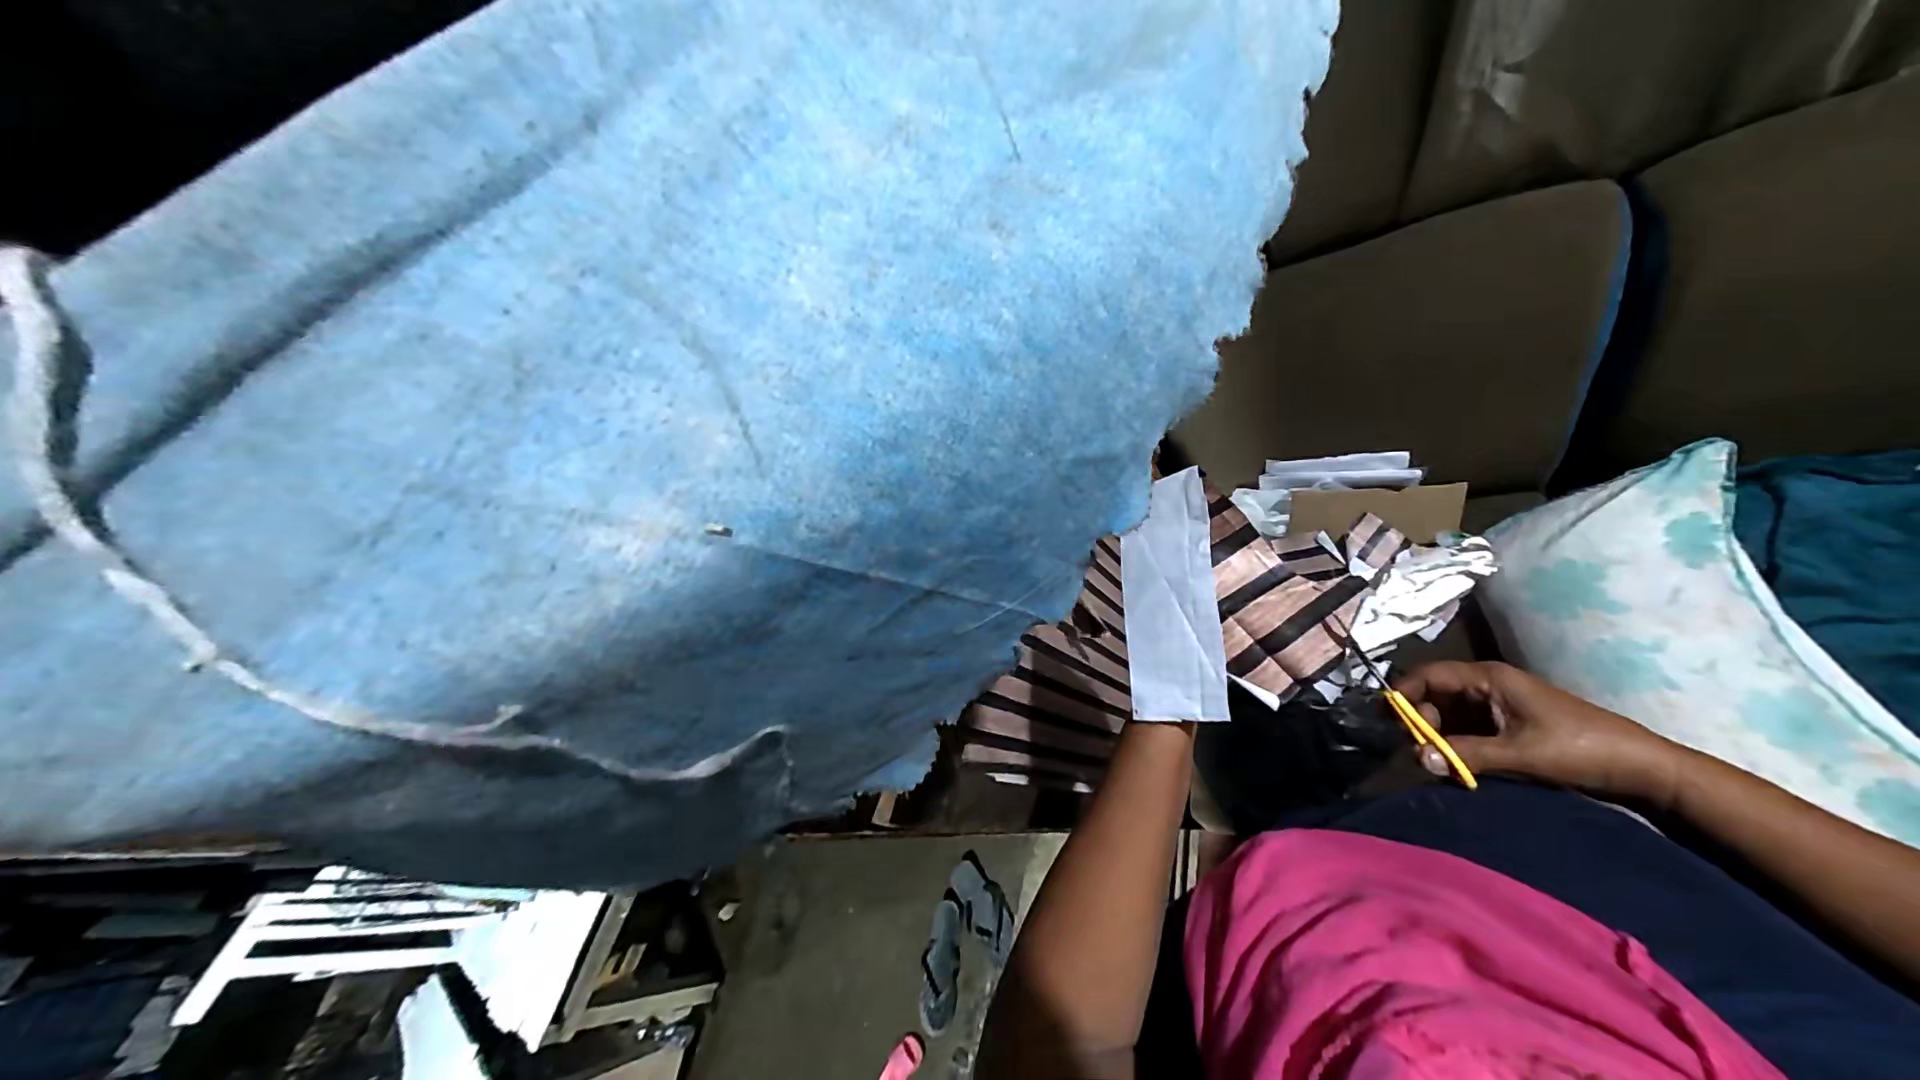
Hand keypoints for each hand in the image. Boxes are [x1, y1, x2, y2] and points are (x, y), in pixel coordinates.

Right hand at [1393, 661, 1686, 806]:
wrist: (1646, 770)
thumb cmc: (1583, 750)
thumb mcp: (1521, 753)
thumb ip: (1467, 754)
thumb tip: (1418, 758)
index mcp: (1489, 678)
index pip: (1429, 675)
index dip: (1405, 694)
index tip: (1389, 721)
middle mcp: (1488, 685)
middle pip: (1434, 694)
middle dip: (1420, 720)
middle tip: (1418, 749)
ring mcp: (1498, 706)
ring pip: (1448, 714)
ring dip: (1437, 736)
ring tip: (1435, 761)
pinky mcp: (1507, 726)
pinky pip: (1466, 729)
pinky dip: (1455, 744)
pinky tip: (1455, 763)